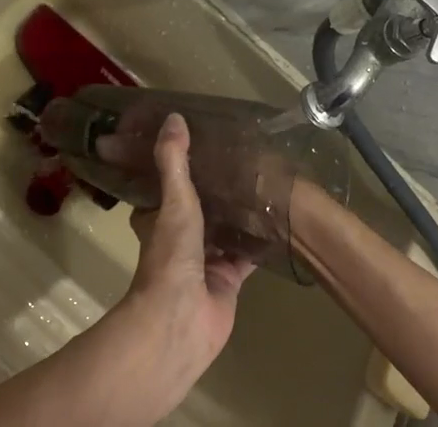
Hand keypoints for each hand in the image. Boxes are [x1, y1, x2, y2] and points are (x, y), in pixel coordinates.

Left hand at [112, 114, 255, 389]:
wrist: (181, 319)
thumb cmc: (171, 256)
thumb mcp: (173, 201)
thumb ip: (174, 161)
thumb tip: (174, 117)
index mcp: (157, 217)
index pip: (165, 184)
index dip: (178, 164)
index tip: (198, 141)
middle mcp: (179, 236)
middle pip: (199, 206)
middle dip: (215, 188)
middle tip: (241, 158)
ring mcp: (205, 259)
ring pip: (224, 229)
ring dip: (239, 212)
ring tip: (263, 180)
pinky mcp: (229, 279)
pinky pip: (246, 255)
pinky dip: (259, 241)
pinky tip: (279, 220)